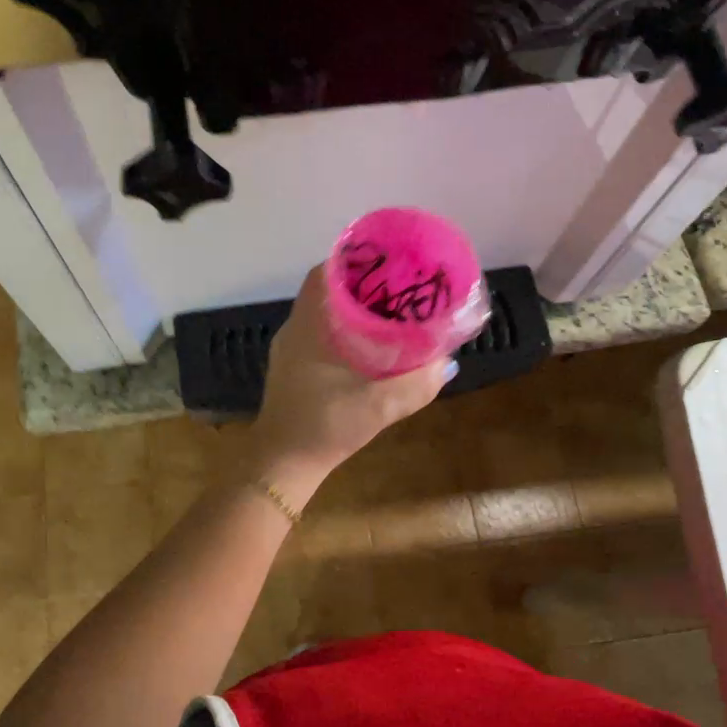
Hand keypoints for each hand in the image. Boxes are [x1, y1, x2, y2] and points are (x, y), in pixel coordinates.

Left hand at [248, 266, 455, 491]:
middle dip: (363, 287)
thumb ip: (414, 385)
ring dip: (354, 313)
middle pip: (328, 292)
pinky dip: (345, 335)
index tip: (387, 262)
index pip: (325, 273)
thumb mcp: (376, 407)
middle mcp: (295, 331)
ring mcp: (290, 352)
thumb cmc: (323, 426)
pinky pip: (320, 338)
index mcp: (308, 326)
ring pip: (324, 317)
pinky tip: (370, 351)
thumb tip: (445, 363)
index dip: (355, 261)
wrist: (281, 465)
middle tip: (400, 289)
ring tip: (391, 315)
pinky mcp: (293, 372)